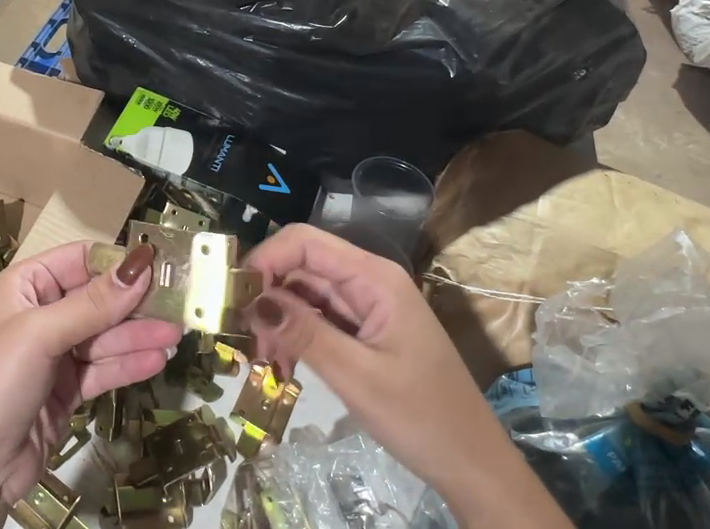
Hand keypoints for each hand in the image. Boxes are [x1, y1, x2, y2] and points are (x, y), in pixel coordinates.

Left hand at [0, 241, 182, 528]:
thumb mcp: (40, 335)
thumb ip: (93, 303)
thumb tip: (140, 263)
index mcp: (25, 286)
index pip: (79, 260)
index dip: (117, 262)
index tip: (159, 267)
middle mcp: (40, 313)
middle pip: (97, 299)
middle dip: (135, 303)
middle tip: (180, 304)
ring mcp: (54, 353)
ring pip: (104, 336)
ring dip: (138, 335)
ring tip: (177, 335)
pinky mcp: (66, 389)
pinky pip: (103, 368)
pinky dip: (129, 364)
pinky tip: (157, 361)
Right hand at [243, 225, 570, 527]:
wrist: (474, 467)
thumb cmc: (422, 417)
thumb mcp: (356, 376)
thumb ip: (303, 332)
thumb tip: (251, 298)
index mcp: (374, 278)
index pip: (304, 241)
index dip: (265, 258)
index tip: (235, 296)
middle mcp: (368, 281)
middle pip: (300, 266)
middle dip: (266, 297)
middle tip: (246, 341)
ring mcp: (366, 306)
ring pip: (303, 293)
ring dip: (277, 321)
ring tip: (265, 362)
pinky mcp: (364, 330)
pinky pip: (317, 318)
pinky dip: (294, 337)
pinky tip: (283, 366)